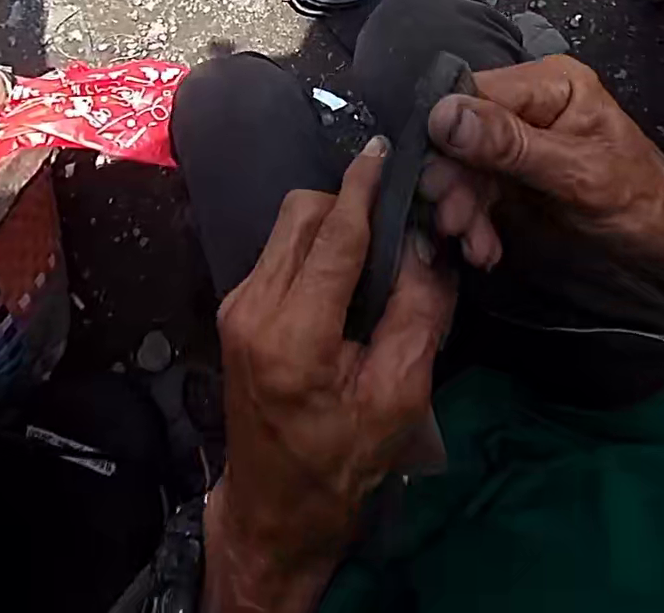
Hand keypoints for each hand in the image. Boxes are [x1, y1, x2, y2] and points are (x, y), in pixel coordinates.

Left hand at [205, 136, 456, 612]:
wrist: (271, 512)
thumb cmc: (341, 466)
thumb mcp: (399, 396)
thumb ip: (418, 312)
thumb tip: (426, 243)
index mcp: (294, 336)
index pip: (333, 238)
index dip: (362, 188)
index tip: (383, 150)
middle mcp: (254, 307)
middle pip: (301, 214)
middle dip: (349, 203)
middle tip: (391, 224)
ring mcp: (238, 303)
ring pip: (288, 225)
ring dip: (333, 223)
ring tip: (372, 252)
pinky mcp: (237, 306)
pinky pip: (281, 249)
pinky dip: (317, 245)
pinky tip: (343, 277)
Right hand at [423, 55, 663, 265]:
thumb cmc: (641, 204)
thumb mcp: (576, 174)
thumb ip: (510, 145)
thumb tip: (443, 115)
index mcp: (550, 84)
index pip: (476, 93)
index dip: (447, 133)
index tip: (434, 179)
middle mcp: (529, 103)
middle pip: (465, 132)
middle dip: (456, 180)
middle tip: (449, 220)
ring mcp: (519, 138)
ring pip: (466, 165)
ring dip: (463, 206)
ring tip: (470, 242)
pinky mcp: (514, 171)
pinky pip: (479, 188)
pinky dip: (476, 219)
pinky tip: (483, 246)